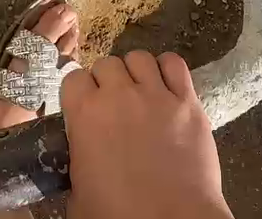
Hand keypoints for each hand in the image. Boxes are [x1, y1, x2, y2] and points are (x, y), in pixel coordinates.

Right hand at [61, 51, 232, 218]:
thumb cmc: (120, 218)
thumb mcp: (78, 194)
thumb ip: (78, 159)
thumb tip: (82, 152)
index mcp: (86, 114)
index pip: (74, 78)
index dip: (79, 93)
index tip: (85, 106)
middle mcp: (120, 95)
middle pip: (107, 63)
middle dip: (107, 81)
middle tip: (114, 105)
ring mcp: (156, 95)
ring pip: (139, 58)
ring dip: (135, 72)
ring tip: (140, 92)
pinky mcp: (187, 102)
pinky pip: (174, 64)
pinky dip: (168, 69)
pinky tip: (166, 85)